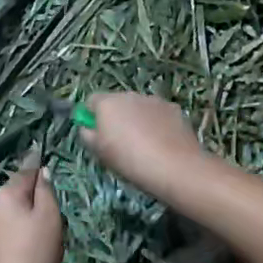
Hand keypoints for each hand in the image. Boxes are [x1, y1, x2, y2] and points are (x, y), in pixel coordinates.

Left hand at [0, 151, 63, 262]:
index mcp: (4, 193)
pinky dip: (11, 230)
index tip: (41, 152)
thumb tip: (40, 170)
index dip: (36, 163)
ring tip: (38, 230)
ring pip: (5, 211)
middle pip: (12, 191)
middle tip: (50, 207)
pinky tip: (22, 246)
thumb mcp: (49, 218)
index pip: (24, 170)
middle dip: (28, 193)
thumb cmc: (35, 255)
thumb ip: (45, 190)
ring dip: (18, 213)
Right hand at [77, 93, 213, 201]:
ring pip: (138, 107)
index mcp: (107, 103)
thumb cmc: (129, 160)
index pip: (91, 100)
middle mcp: (130, 95)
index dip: (91, 115)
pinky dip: (156, 123)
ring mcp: (153, 100)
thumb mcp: (99, 152)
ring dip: (137, 119)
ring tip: (143, 145)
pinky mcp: (174, 109)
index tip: (96, 133)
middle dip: (116, 117)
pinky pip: (157, 114)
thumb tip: (87, 127)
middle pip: (116, 102)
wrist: (175, 167)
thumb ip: (87, 135)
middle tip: (119, 142)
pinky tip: (161, 143)